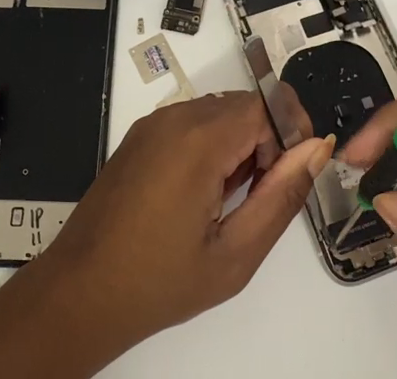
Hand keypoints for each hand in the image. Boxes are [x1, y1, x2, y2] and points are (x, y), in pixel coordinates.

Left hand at [0, 93, 330, 378]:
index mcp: (198, 140)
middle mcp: (173, 119)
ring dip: (238, 145)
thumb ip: (281, 196)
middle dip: (266, 141)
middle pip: (242, 105)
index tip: (292, 176)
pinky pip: (189, 124)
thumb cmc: (159, 281)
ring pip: (217, 113)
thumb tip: (316, 148)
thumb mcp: (235, 253)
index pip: (267, 104)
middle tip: (260, 197)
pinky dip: (209, 147)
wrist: (80, 292)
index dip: (291, 133)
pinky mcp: (137, 139)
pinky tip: (201, 197)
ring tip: (230, 203)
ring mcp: (150, 126)